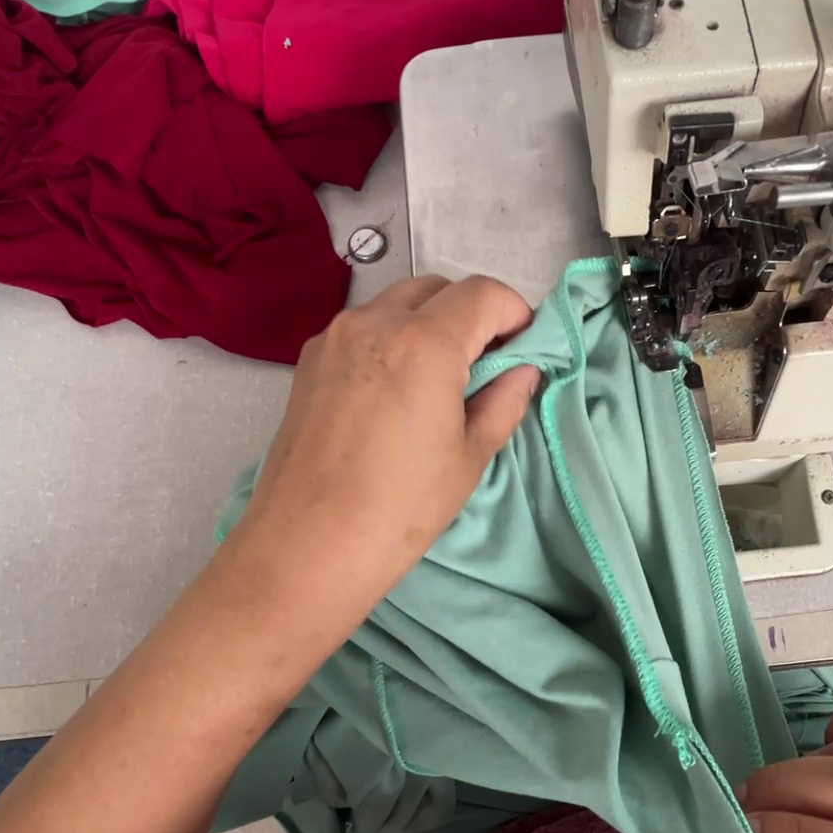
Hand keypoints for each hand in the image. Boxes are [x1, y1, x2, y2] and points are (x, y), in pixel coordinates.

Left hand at [219, 275, 540, 643]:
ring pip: (397, 303)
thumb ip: (504, 400)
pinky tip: (396, 392)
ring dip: (430, 324)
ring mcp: (336, 336)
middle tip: (485, 365)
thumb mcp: (470, 456)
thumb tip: (522, 370)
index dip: (514, 313)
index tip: (523, 348)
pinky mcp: (310, 359)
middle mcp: (375, 322)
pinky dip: (392, 340)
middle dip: (471, 315)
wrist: (309, 544)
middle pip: (438, 289)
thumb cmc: (402, 507)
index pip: (482, 293)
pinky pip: (364, 328)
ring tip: (439, 381)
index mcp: (424, 342)